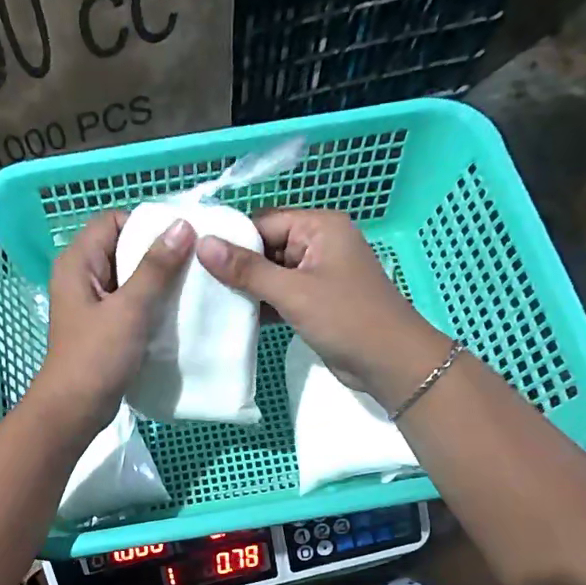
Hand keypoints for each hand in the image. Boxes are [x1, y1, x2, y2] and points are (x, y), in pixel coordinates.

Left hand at [32, 210, 194, 429]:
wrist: (75, 409)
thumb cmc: (97, 356)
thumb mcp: (130, 309)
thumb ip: (156, 268)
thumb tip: (182, 225)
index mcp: (78, 263)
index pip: (113, 220)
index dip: (145, 225)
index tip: (179, 240)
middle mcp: (81, 277)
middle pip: (122, 248)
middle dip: (156, 254)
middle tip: (191, 265)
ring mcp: (91, 304)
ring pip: (128, 278)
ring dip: (156, 282)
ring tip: (187, 289)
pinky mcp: (102, 327)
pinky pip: (129, 304)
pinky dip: (149, 305)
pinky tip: (172, 314)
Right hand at [195, 209, 451, 403]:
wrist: (390, 363)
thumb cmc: (346, 319)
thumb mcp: (293, 292)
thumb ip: (248, 270)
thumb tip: (203, 244)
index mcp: (320, 227)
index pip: (264, 221)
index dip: (231, 238)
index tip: (195, 256)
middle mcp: (319, 244)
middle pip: (266, 246)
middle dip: (236, 265)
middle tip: (197, 282)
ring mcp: (318, 275)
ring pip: (272, 274)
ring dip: (247, 289)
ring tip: (208, 301)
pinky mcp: (316, 303)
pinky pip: (281, 296)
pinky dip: (262, 306)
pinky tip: (234, 318)